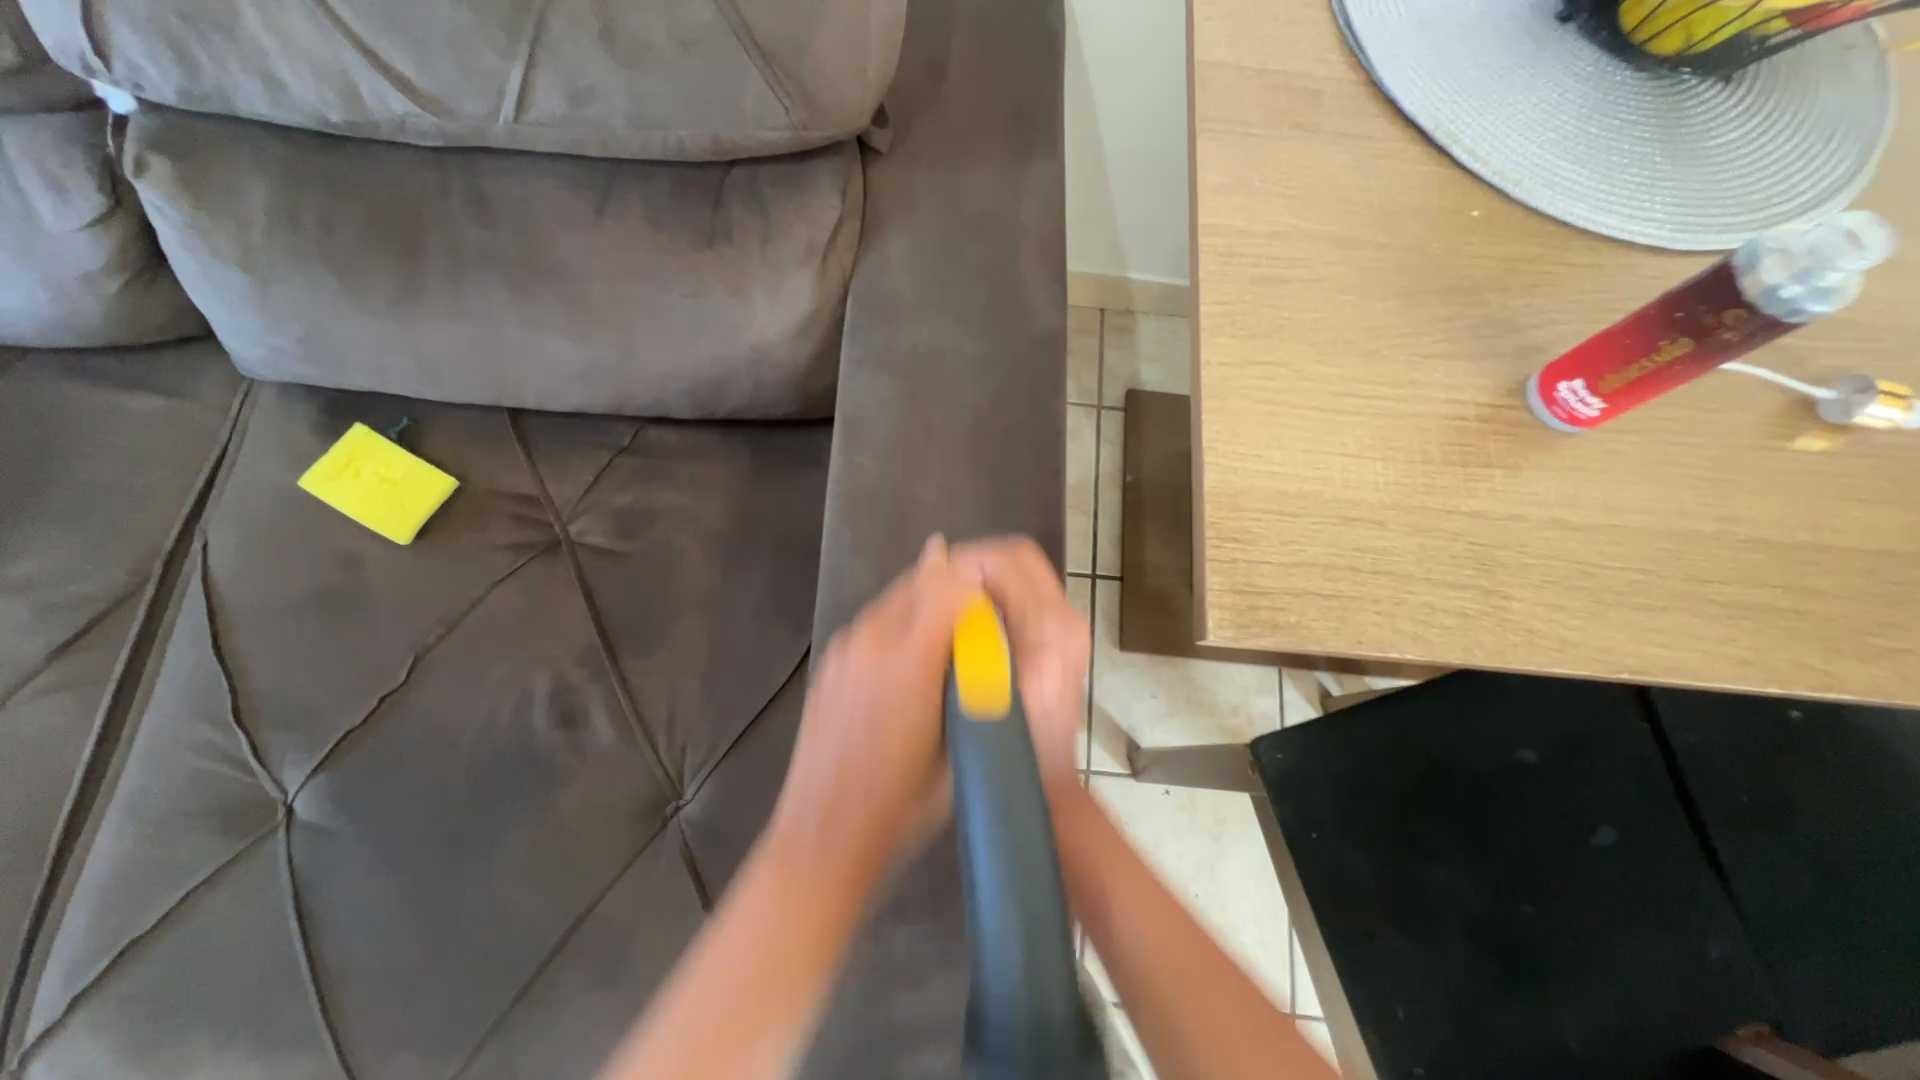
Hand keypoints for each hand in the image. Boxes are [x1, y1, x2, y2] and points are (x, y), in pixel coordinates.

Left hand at [768, 536, 979, 881]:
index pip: (952, 583)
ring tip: (958, 635)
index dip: (984, 580)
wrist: (823, 837)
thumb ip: (974, 682)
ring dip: (929, 603)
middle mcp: (872, 638)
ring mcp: (845, 647)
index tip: (1008, 598)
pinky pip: (876, 621)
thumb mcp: (956, 748)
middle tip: (988, 616)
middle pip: (923, 579)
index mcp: (909, 659)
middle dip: (958, 586)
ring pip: (897, 597)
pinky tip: (918, 657)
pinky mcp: (831, 662)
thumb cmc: (904, 806)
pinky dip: (903, 623)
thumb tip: (992, 633)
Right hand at [951, 537, 1090, 789]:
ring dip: (982, 581)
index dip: (965, 561)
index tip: (932, 580)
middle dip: (973, 564)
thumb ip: (965, 630)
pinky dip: (993, 598)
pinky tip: (965, 625)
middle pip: (1017, 559)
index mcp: (1051, 627)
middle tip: (936, 586)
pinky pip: (1023, 596)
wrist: (1043, 786)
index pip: (1007, 560)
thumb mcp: (978, 687)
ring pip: (1020, 575)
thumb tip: (945, 582)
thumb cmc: (1006, 747)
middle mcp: (1067, 618)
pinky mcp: (1060, 641)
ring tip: (946, 603)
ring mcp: (1067, 629)